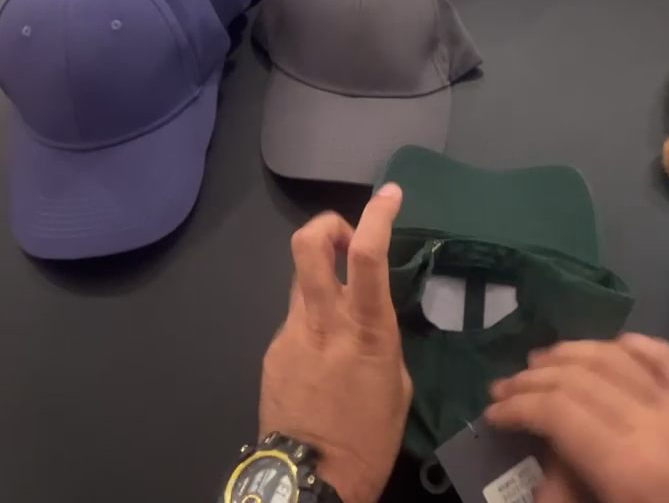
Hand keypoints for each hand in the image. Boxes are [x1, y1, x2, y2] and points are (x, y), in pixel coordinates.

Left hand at [259, 184, 410, 502]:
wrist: (309, 483)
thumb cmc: (369, 437)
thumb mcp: (396, 383)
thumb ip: (382, 336)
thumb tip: (370, 315)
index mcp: (365, 329)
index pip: (368, 254)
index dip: (377, 214)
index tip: (390, 194)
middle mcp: (324, 319)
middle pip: (309, 244)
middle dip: (327, 225)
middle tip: (344, 237)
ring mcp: (292, 332)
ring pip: (301, 278)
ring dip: (321, 276)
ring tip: (337, 308)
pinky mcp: (273, 349)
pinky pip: (295, 318)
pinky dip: (311, 322)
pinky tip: (320, 358)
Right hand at [486, 335, 668, 502]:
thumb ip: (569, 494)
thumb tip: (543, 467)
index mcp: (628, 467)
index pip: (557, 411)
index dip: (518, 406)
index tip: (492, 414)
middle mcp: (653, 424)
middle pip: (577, 378)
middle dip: (531, 380)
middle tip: (502, 389)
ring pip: (612, 356)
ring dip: (568, 353)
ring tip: (538, 362)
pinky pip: (660, 355)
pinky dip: (627, 344)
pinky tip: (604, 348)